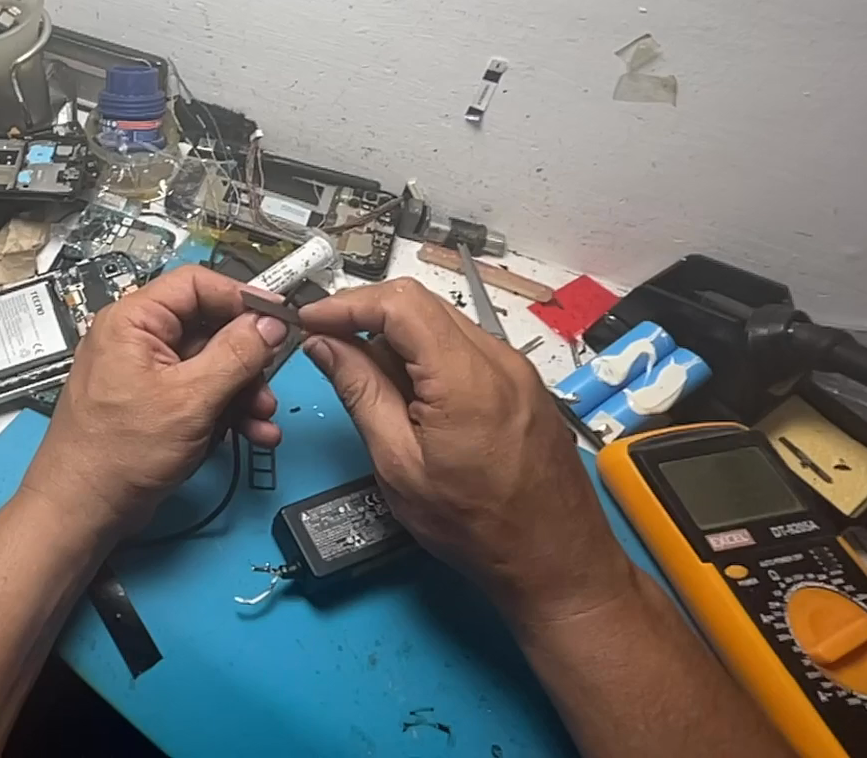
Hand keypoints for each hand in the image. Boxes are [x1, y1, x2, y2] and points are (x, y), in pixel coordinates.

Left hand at [18, 265, 288, 542]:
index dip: (240, 296)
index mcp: (133, 320)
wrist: (84, 510)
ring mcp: (147, 371)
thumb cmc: (117, 453)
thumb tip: (269, 321)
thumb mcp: (189, 400)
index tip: (278, 315)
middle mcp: (138, 337)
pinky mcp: (156, 402)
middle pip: (208, 325)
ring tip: (263, 417)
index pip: (195, 283)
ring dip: (244, 389)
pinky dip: (227, 409)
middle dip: (247, 356)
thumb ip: (235, 355)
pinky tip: (252, 432)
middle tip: (272, 377)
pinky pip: (201, 391)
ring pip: (211, 363)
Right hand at [297, 278, 636, 624]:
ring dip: (389, 332)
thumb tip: (324, 344)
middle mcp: (498, 359)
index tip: (309, 320)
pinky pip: (456, 342)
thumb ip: (359, 391)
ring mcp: (513, 367)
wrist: (557, 564)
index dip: (346, 304)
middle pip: (417, 301)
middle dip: (363, 312)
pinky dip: (417, 350)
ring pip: (435, 319)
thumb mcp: (398, 463)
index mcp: (467, 379)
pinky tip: (399, 384)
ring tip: (357, 368)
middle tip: (323, 338)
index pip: (399, 304)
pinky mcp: (517, 380)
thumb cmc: (475, 527)